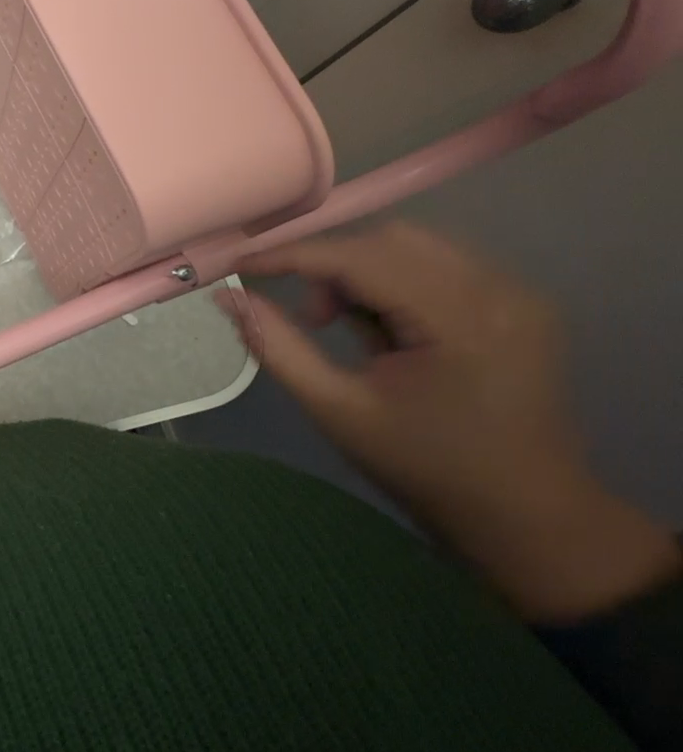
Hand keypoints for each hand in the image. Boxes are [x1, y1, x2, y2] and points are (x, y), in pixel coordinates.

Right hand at [225, 222, 678, 621]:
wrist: (523, 511)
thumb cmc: (423, 465)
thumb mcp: (335, 408)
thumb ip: (277, 346)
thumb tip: (228, 298)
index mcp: (461, 319)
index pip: (361, 257)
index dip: (292, 256)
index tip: (238, 268)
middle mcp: (500, 291)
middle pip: (391, 240)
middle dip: (330, 265)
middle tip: (307, 317)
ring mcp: (517, 295)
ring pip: (415, 247)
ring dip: (360, 271)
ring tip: (338, 323)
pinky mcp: (517, 306)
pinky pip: (439, 267)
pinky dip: (392, 282)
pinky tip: (378, 326)